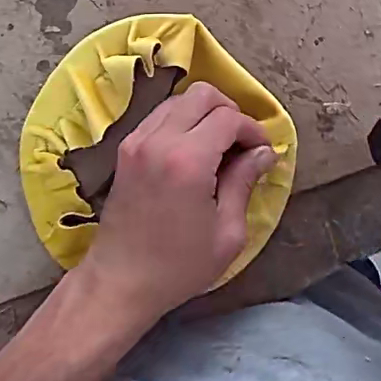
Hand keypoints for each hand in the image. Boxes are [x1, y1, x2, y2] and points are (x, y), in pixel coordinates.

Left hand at [74, 83, 278, 326]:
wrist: (116, 286)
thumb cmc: (177, 267)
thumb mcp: (227, 233)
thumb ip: (245, 182)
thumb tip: (264, 153)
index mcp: (187, 161)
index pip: (229, 118)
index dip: (253, 130)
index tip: (262, 152)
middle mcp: (159, 141)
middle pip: (203, 94)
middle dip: (230, 111)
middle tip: (240, 142)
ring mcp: (137, 141)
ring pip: (181, 99)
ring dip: (205, 113)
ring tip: (217, 144)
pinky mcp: (126, 149)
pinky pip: (161, 114)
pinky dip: (183, 120)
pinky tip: (192, 148)